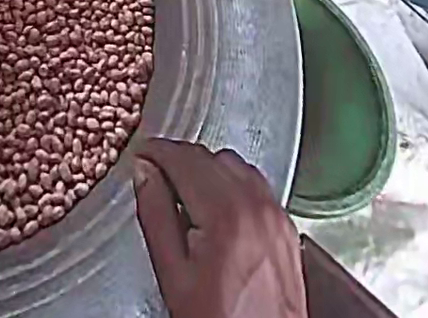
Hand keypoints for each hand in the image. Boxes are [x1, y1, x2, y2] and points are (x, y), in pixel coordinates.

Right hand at [133, 139, 307, 317]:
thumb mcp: (173, 275)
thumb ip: (155, 215)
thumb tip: (144, 172)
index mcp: (224, 215)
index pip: (183, 159)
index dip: (157, 151)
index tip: (142, 153)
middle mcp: (254, 206)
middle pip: (207, 155)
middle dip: (178, 158)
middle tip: (155, 171)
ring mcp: (274, 213)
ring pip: (231, 163)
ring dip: (205, 167)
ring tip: (184, 192)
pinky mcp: (285, 224)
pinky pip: (254, 182)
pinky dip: (231, 180)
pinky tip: (216, 203)